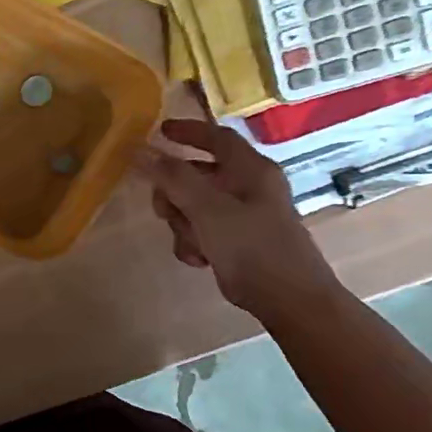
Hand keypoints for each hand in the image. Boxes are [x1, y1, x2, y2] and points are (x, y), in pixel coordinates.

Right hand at [134, 119, 341, 320]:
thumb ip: (174, 178)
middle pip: (197, 175)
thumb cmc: (252, 247)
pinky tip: (200, 260)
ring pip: (195, 206)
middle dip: (175, 194)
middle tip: (164, 212)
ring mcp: (244, 214)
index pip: (216, 137)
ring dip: (184, 224)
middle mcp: (249, 186)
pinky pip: (204, 230)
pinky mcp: (239, 239)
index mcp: (250, 170)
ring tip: (192, 245)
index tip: (157, 133)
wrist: (289, 299)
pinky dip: (196, 242)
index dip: (187, 131)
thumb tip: (141, 151)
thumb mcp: (208, 209)